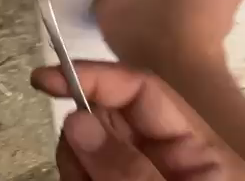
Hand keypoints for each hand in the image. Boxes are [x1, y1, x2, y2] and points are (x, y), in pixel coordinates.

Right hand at [33, 62, 244, 180]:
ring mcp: (145, 177)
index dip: (92, 75)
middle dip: (79, 137)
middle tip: (76, 174)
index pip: (140, 88)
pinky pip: (87, 172)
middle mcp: (170, 158)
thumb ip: (129, 169)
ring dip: (76, 166)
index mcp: (200, 153)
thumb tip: (75, 117)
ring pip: (88, 147)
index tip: (44, 79)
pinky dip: (77, 180)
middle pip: (106, 117)